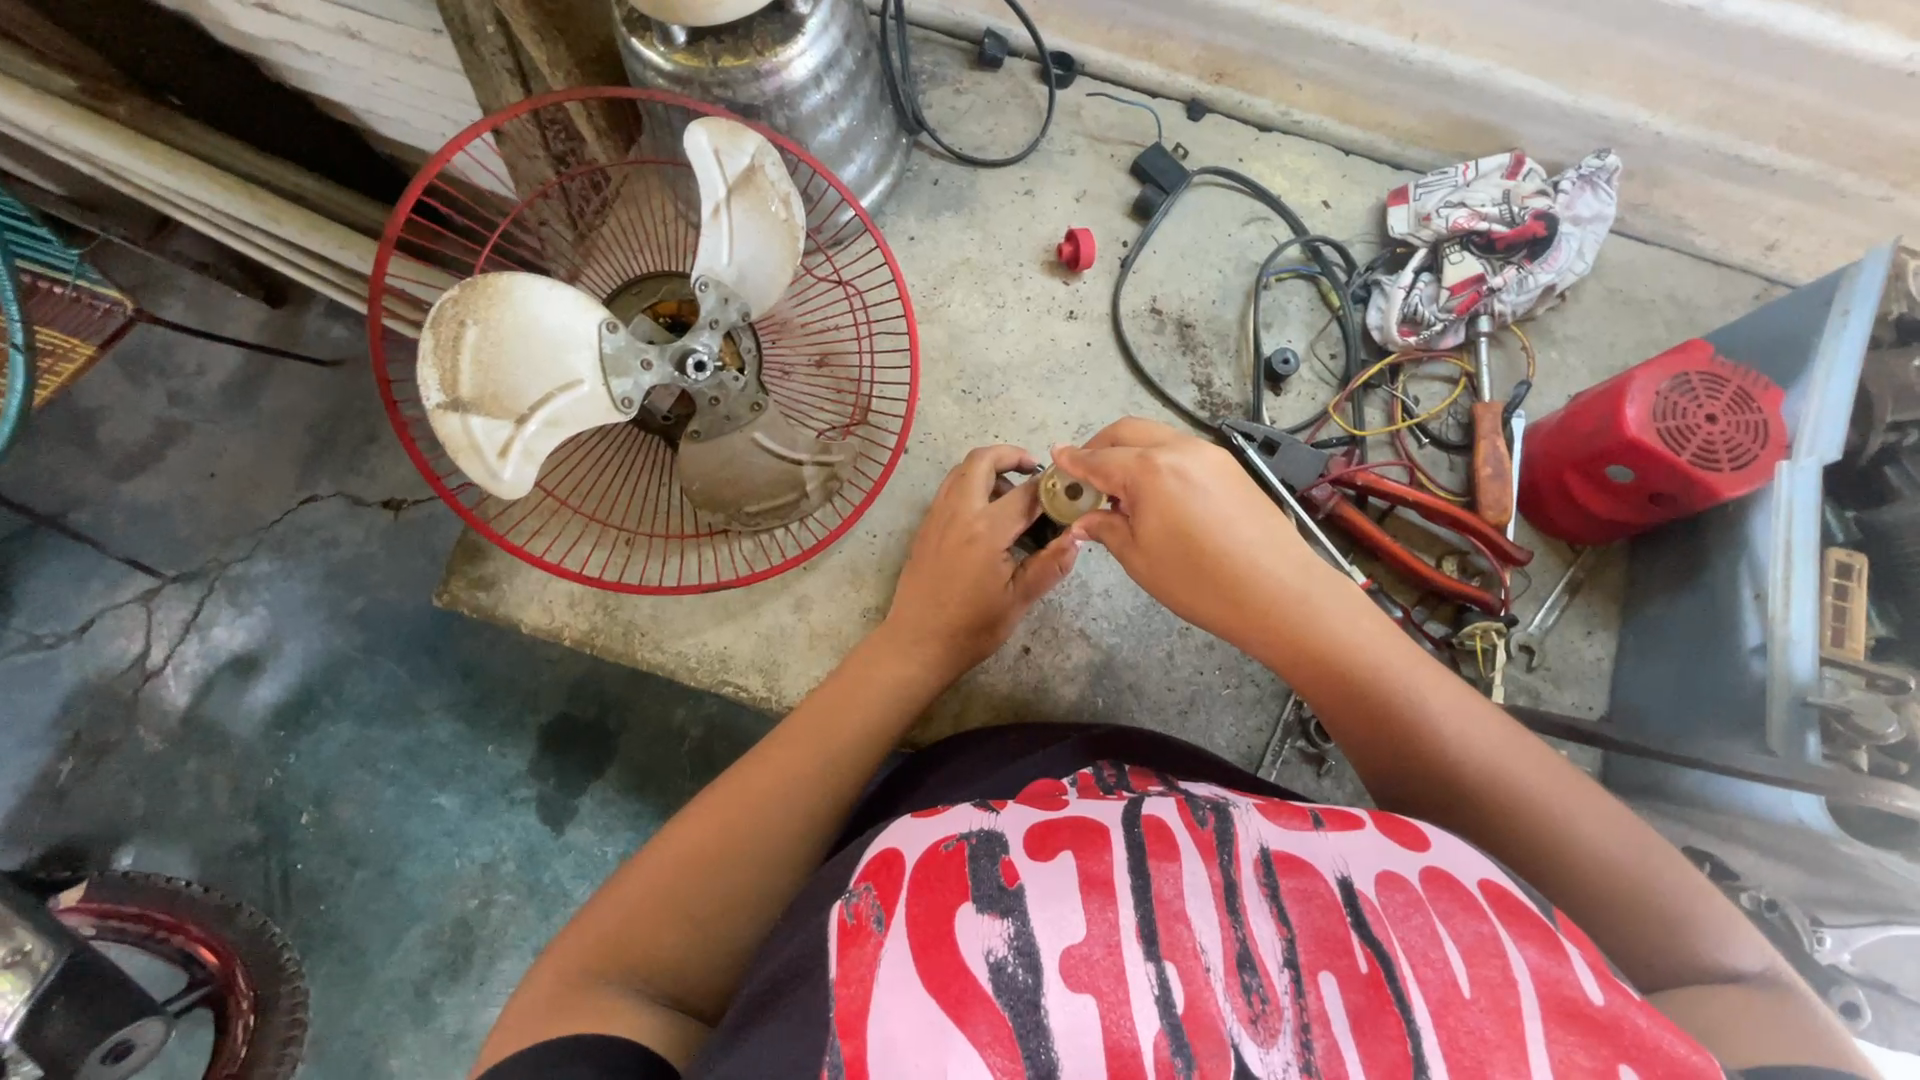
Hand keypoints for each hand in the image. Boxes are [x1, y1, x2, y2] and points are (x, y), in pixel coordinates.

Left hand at [879, 444, 1080, 680]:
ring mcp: (936, 517)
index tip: (1068, 492)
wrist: (917, 643)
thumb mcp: (1018, 600)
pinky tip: (986, 514)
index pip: (1026, 493)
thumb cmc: (971, 627)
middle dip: (1011, 455)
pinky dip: (969, 485)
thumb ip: (1049, 565)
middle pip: (982, 460)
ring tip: (1012, 493)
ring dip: (987, 469)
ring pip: (960, 471)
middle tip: (1033, 470)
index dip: (1051, 488)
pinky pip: (948, 490)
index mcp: (986, 530)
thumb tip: (1077, 537)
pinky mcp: (925, 527)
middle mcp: (959, 512)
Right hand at [1053, 417, 1330, 648]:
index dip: (1073, 461)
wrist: (1278, 591)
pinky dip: (1158, 461)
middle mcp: (1178, 450)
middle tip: (1085, 475)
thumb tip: (1085, 520)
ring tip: (1120, 491)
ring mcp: (1210, 455)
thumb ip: (1107, 529)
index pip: (1098, 458)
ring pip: (1157, 438)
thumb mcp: (1139, 558)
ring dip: (1131, 453)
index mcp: (1148, 470)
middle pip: (1127, 432)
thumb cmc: (1199, 582)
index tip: (1055, 458)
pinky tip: (1156, 495)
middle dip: (1099, 446)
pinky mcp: (1230, 468)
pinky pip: (1182, 452)